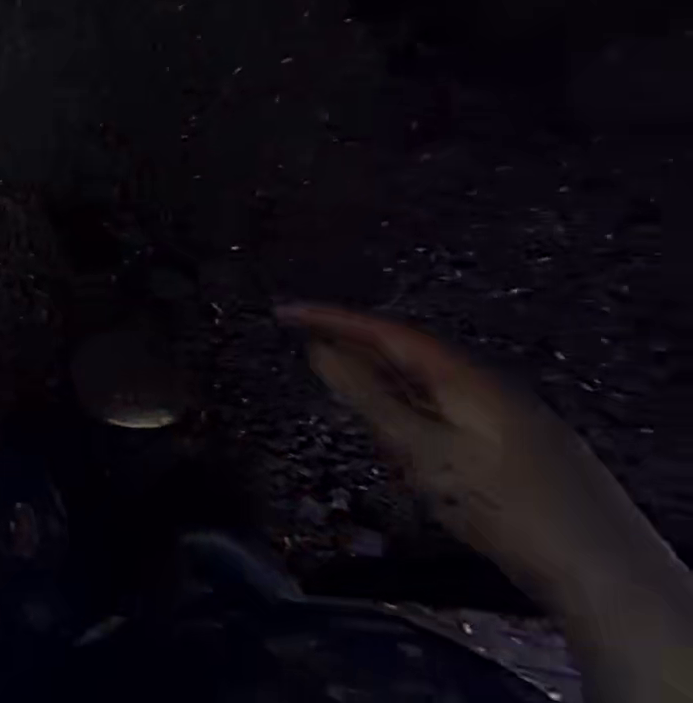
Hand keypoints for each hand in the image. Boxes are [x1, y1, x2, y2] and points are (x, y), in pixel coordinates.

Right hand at [281, 303, 692, 702]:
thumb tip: (319, 349)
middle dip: (353, 350)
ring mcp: (510, 422)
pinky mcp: (517, 452)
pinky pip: (444, 415)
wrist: (610, 582)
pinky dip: (406, 414)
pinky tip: (396, 441)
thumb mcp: (421, 448)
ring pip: (426, 388)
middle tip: (303, 347)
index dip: (332, 318)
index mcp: (469, 381)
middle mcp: (492, 391)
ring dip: (379, 387)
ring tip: (344, 399)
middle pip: (409, 356)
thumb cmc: (504, 506)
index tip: (285, 311)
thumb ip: (366, 396)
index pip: (388, 332)